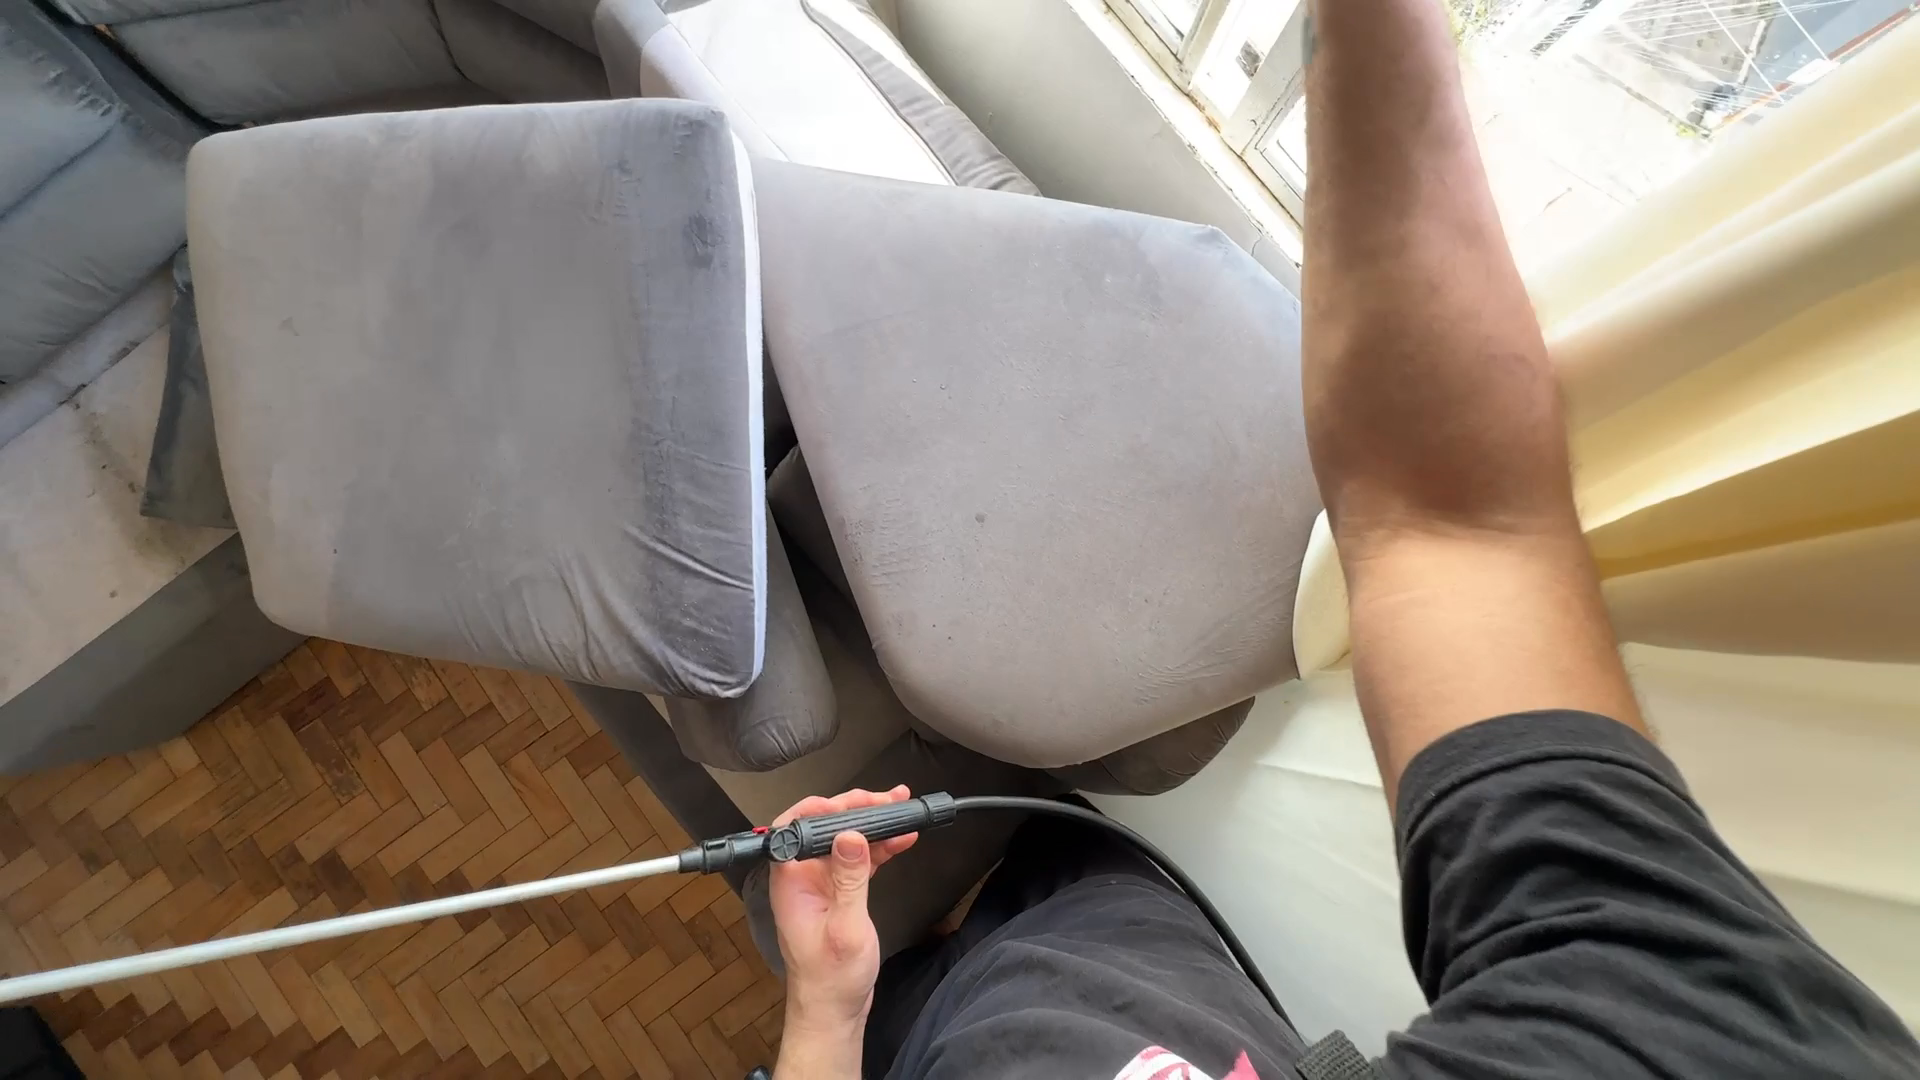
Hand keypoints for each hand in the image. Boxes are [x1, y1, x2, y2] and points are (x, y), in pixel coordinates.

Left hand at [769, 786, 918, 1058]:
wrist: (837, 1012)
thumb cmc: (831, 980)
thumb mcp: (844, 929)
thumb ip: (848, 880)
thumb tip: (851, 836)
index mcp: (791, 881)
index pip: (794, 828)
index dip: (819, 808)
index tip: (849, 802)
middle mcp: (804, 875)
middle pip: (826, 826)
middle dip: (857, 807)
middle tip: (888, 799)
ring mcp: (823, 881)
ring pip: (846, 837)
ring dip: (874, 821)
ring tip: (902, 805)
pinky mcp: (841, 888)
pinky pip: (860, 856)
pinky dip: (881, 844)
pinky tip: (903, 837)